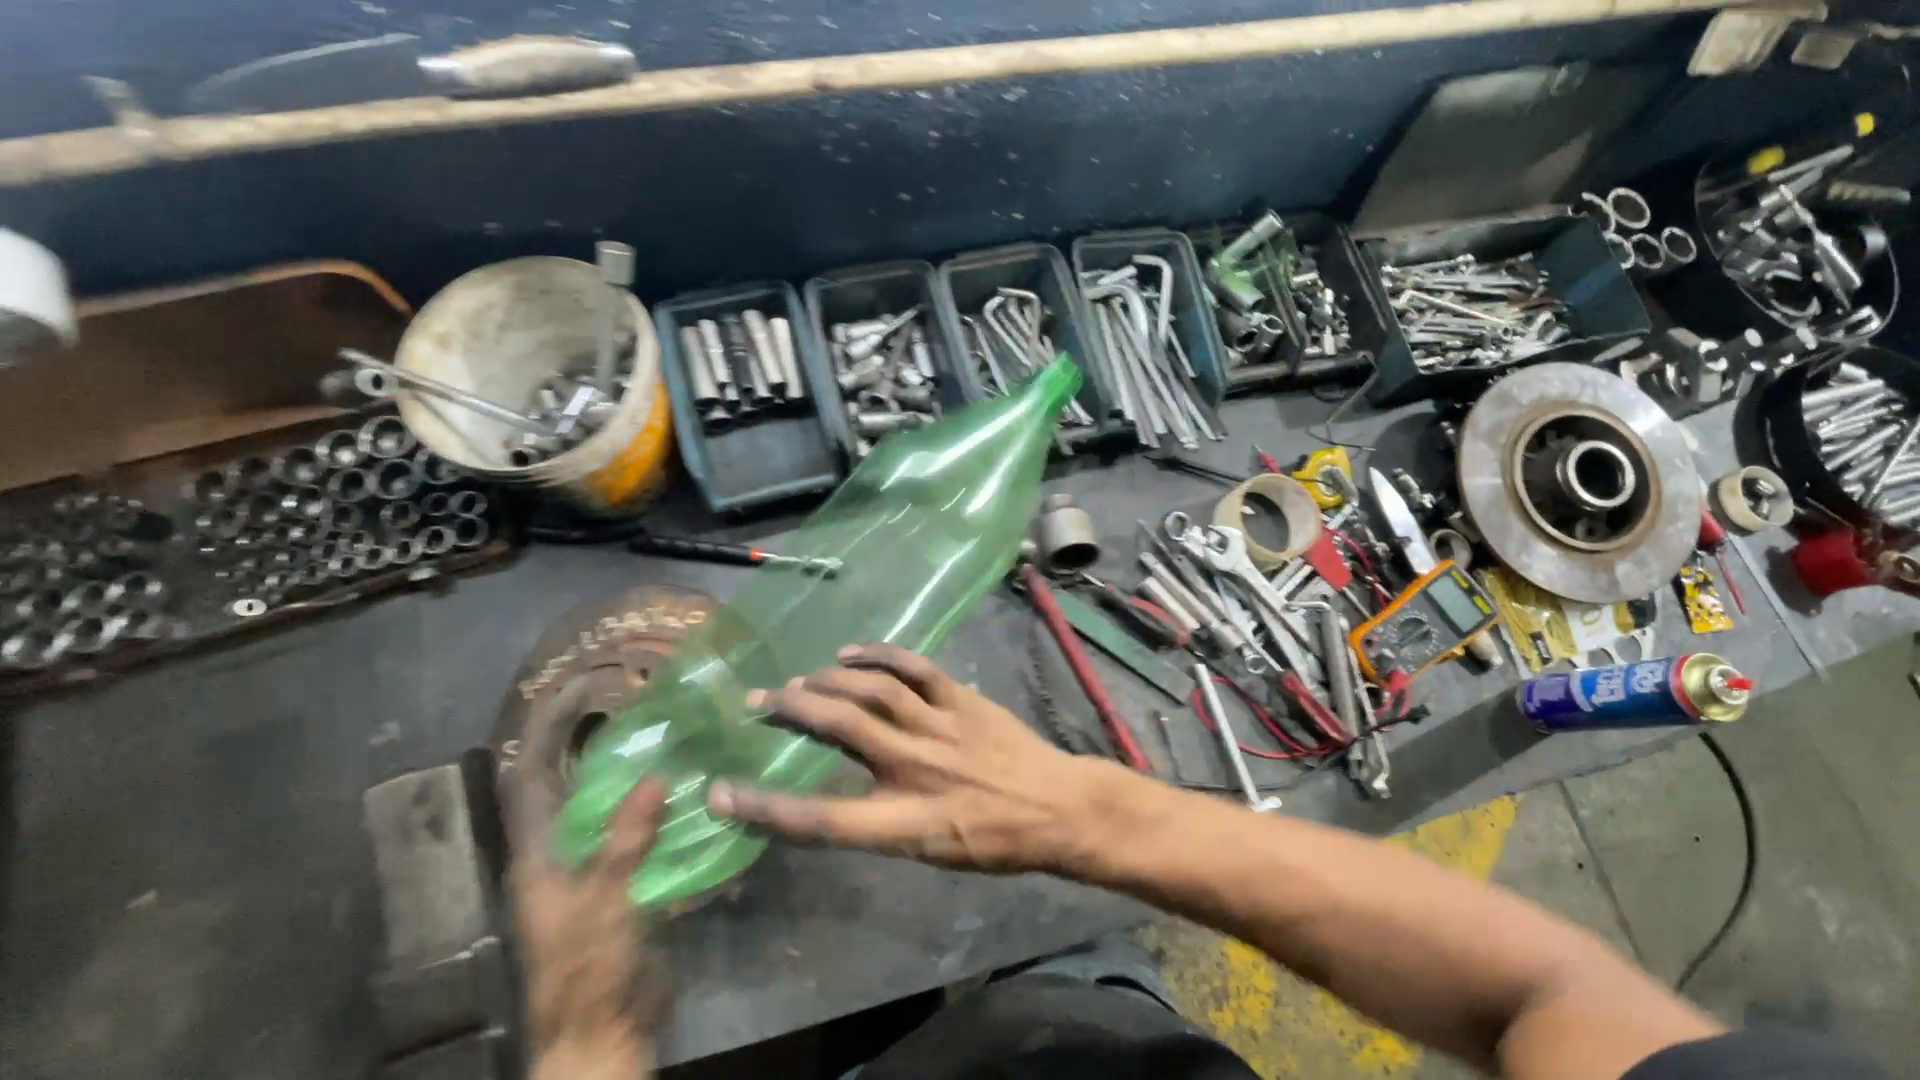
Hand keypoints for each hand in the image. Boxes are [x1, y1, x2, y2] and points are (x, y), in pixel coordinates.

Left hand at [506, 682, 668, 1076]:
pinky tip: (695, 799)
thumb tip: (656, 775)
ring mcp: (594, 872)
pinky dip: (663, 819)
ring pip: (615, 814)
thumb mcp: (604, 899)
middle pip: (578, 791)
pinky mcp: (625, 890)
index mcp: (539, 854)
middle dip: (605, 752)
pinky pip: (643, 842)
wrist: (605, 1030)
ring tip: (678, 744)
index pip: (531, 779)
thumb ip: (626, 837)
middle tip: (647, 713)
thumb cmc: (588, 964)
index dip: (547, 734)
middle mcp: (562, 854)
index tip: (579, 692)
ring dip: (641, 784)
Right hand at [705, 643, 1120, 873]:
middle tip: (757, 702)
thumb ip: (878, 825)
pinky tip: (849, 655)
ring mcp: (942, 728)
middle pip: (841, 729)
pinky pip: (915, 669)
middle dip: (792, 712)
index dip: (765, 807)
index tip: (720, 792)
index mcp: (905, 822)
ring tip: (798, 681)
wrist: (1059, 809)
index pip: (821, 819)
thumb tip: (832, 801)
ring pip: (873, 692)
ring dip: (828, 682)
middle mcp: (917, 769)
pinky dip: (879, 657)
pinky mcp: (963, 700)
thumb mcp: (929, 853)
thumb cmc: (993, 843)